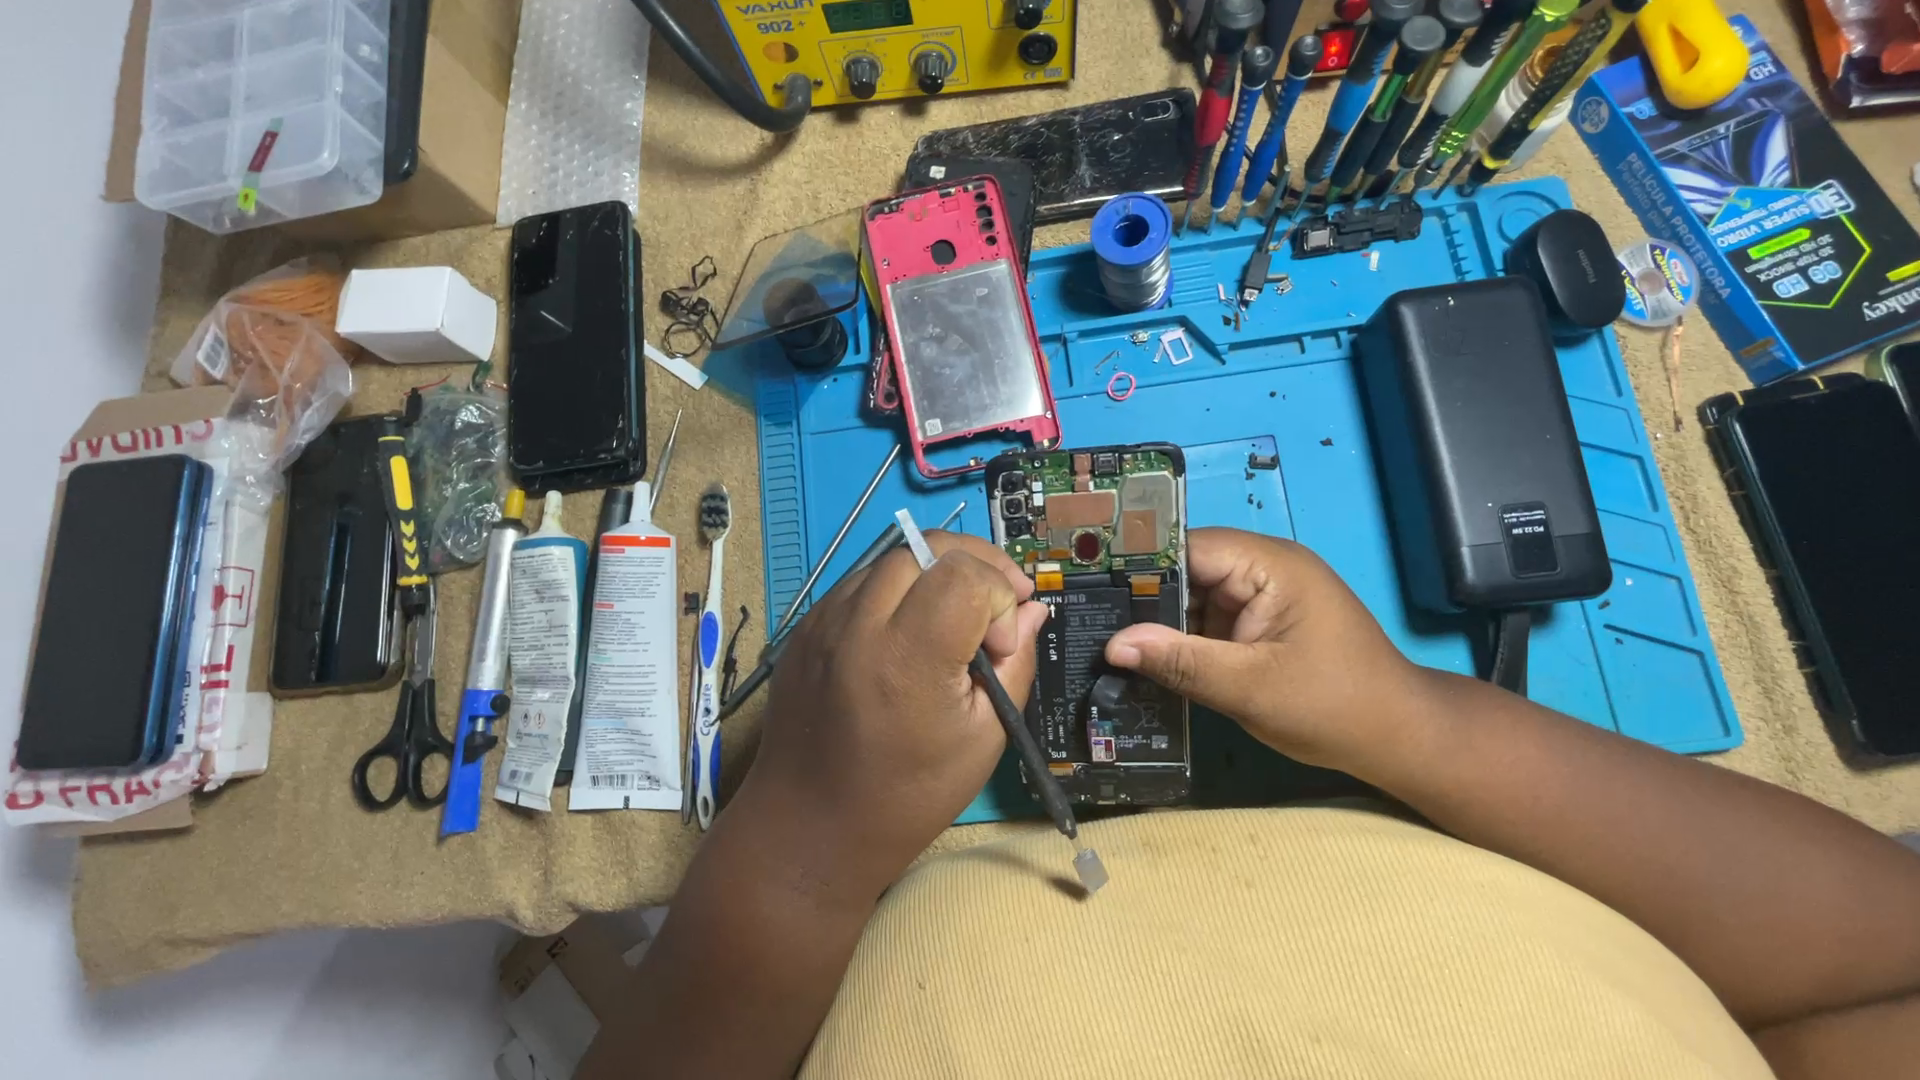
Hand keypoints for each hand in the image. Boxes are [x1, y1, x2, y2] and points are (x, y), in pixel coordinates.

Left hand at [742, 530, 1048, 892]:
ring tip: (959, 611)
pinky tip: (912, 627)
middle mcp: (858, 625)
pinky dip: (898, 587)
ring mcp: (823, 621)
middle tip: (1001, 600)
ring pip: (892, 556)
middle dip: (977, 565)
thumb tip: (1032, 612)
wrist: (809, 829)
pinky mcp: (806, 627)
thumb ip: (1014, 666)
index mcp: (907, 659)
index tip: (1002, 645)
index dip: (1000, 596)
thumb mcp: (983, 740)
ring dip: (937, 570)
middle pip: (927, 548)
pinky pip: (862, 581)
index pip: (966, 575)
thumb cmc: (906, 797)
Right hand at [1103, 528, 1421, 772]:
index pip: (1187, 548)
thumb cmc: (1335, 706)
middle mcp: (1259, 570)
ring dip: (1154, 624)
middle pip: (1183, 572)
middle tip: (1085, 620)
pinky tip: (1139, 659)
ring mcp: (1256, 599)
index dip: (1136, 566)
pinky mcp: (1253, 626)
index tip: (1085, 587)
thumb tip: (1114, 646)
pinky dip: (1175, 642)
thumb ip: (1182, 662)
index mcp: (1269, 565)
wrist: (1396, 739)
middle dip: (1139, 599)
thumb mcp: (1252, 688)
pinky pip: (1203, 623)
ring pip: (1188, 600)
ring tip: (1099, 640)